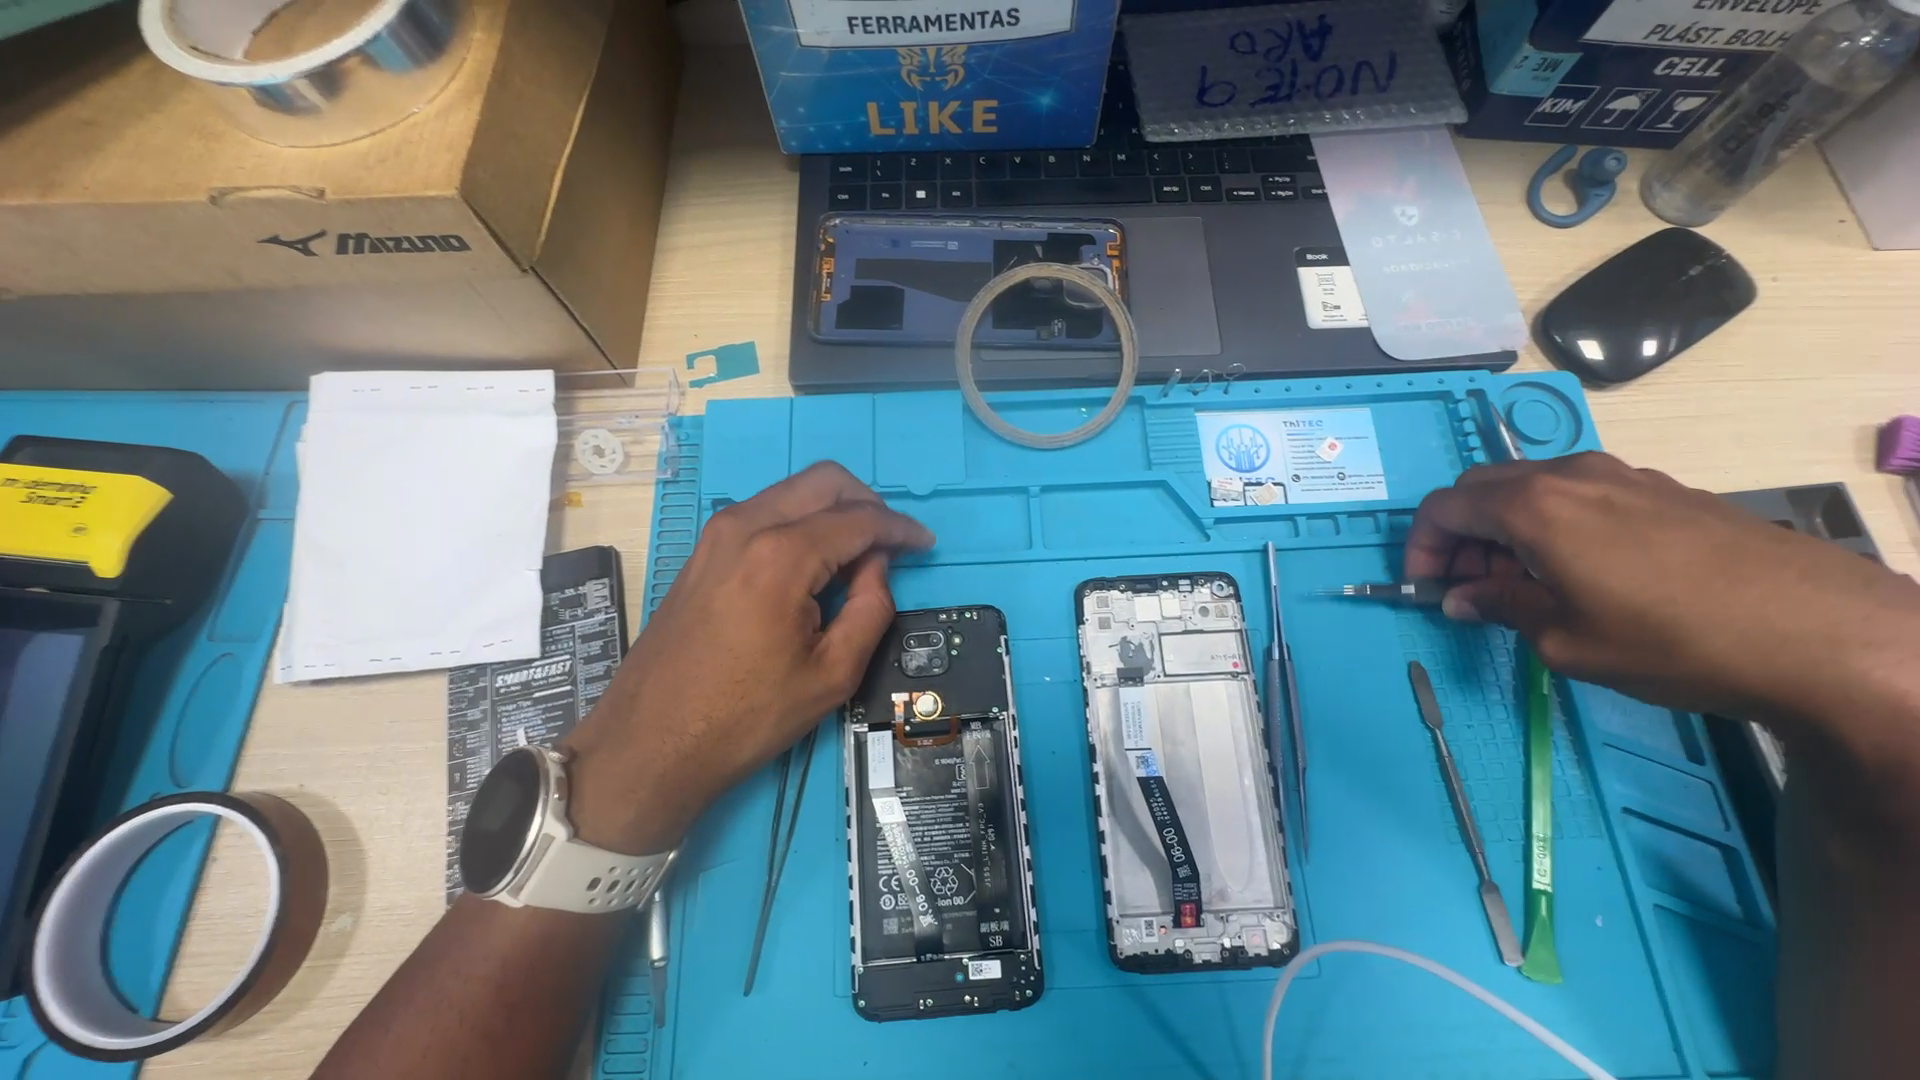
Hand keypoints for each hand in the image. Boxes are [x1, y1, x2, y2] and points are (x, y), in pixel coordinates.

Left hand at [563, 463, 933, 853]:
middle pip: (824, 481)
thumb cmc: (746, 716)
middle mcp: (746, 525)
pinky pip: (764, 512)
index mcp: (782, 554)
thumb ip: (871, 608)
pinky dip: (799, 522)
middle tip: (891, 543)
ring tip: (856, 558)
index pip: (859, 518)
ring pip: (792, 491)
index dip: (900, 528)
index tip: (924, 542)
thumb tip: (876, 566)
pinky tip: (812, 564)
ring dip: (832, 510)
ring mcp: (717, 534)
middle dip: (868, 503)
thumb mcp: (832, 673)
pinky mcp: (702, 551)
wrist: (652, 741)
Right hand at [1405, 452, 1919, 722]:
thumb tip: (1464, 599)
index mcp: (1533, 506)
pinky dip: (1554, 524)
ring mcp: (1624, 477)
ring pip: (1533, 488)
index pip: (1444, 507)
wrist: (1822, 633)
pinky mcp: (1665, 490)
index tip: (1428, 589)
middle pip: (1483, 488)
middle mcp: (1571, 475)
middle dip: (1460, 535)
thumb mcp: (1565, 641)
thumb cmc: (1671, 641)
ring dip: (1506, 529)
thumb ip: (1501, 608)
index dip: (1420, 548)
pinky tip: (1581, 572)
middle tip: (1469, 588)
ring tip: (1525, 584)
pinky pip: (1581, 495)